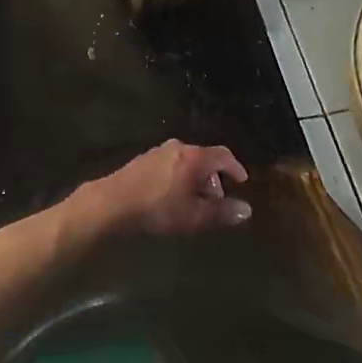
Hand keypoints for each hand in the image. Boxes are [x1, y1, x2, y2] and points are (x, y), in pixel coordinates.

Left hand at [78, 140, 250, 235]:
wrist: (114, 201)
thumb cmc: (158, 208)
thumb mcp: (193, 216)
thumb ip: (221, 212)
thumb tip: (247, 209)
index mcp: (194, 157)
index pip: (223, 155)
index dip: (235, 167)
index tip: (242, 180)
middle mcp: (179, 147)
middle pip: (205, 157)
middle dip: (215, 177)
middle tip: (217, 199)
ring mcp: (160, 150)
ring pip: (188, 160)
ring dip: (197, 177)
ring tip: (196, 200)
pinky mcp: (146, 158)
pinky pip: (173, 162)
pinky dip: (182, 175)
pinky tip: (175, 195)